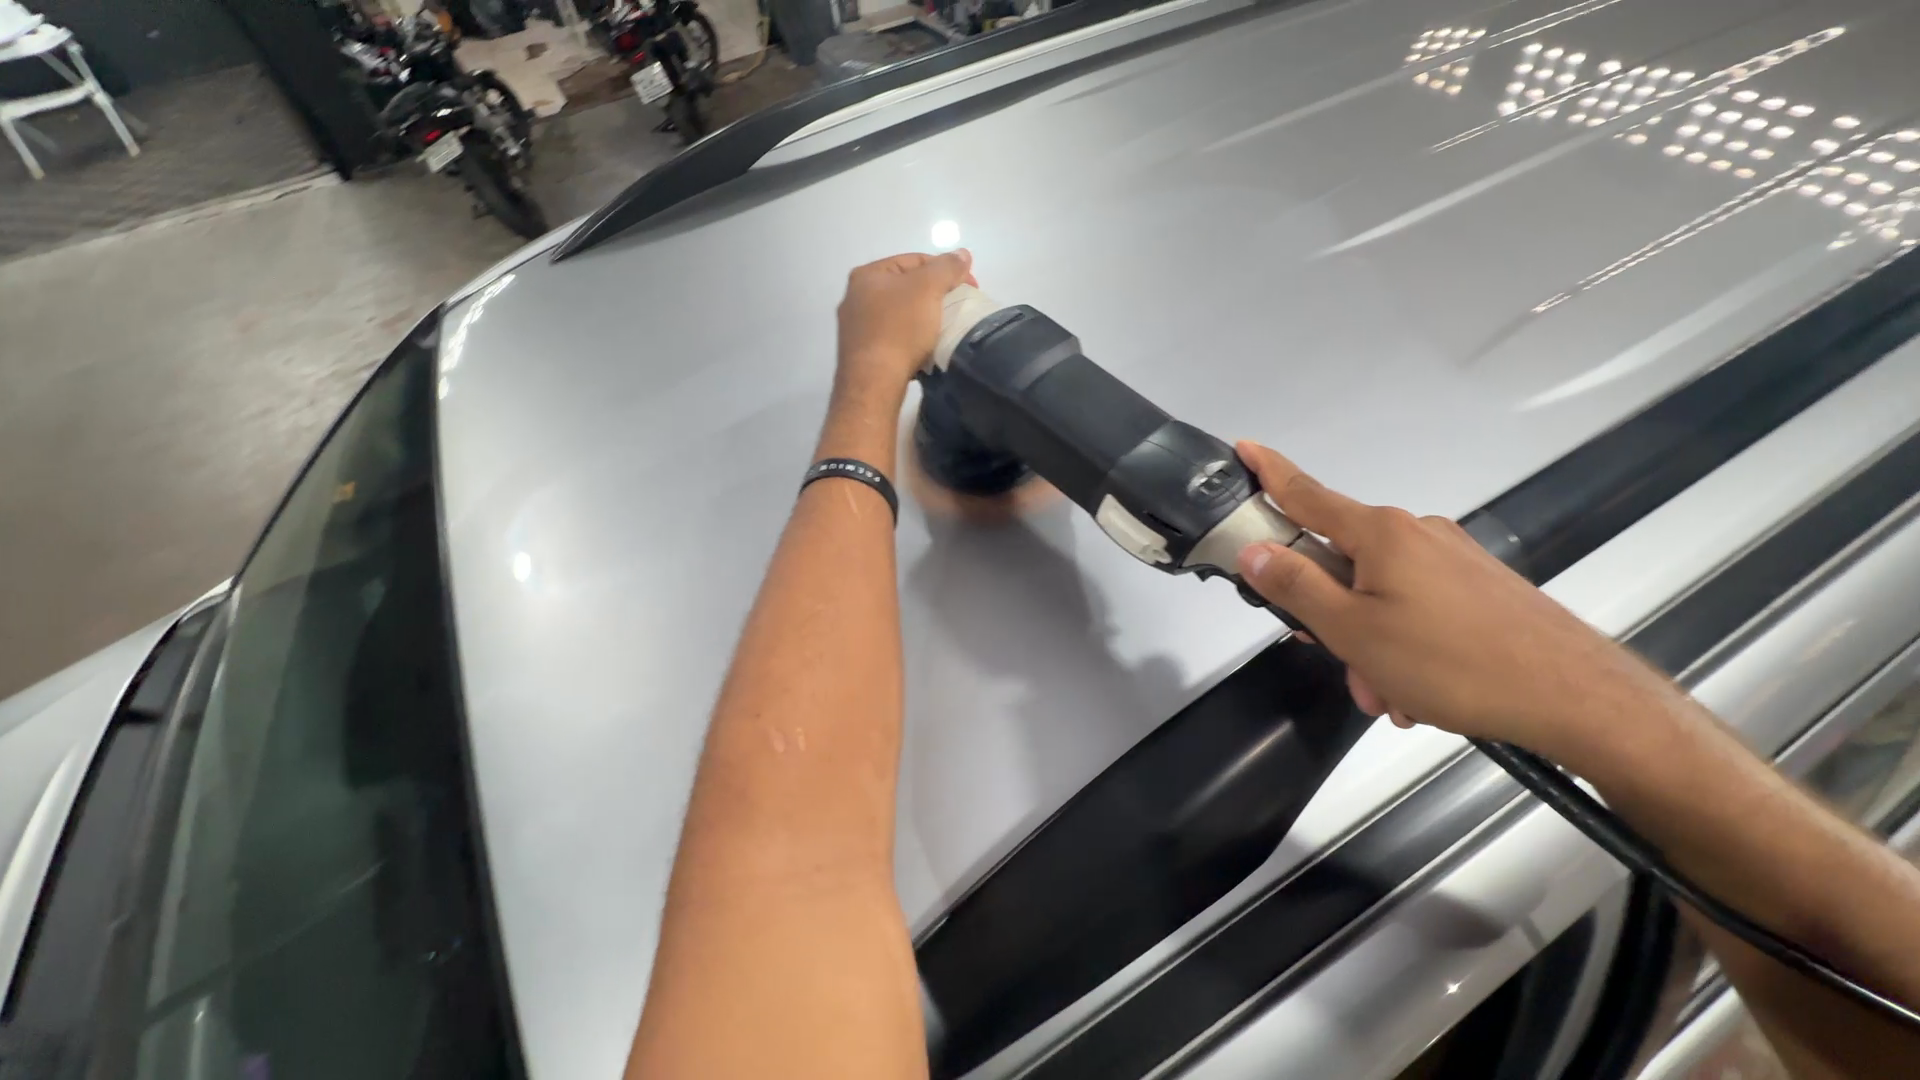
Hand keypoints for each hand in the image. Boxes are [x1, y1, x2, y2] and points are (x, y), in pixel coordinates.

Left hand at [835, 250, 973, 400]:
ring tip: (944, 330)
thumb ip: (946, 268)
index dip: (946, 270)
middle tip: (958, 308)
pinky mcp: (861, 355)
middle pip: (906, 287)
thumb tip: (962, 254)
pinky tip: (925, 349)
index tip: (970, 287)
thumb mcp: (928, 289)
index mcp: (867, 275)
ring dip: (924, 318)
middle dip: (935, 295)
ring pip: (900, 314)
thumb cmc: (899, 329)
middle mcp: (855, 298)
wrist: (874, 382)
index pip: (914, 261)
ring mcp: (855, 328)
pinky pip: (893, 338)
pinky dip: (911, 339)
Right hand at [1232, 441, 1682, 762]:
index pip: (1306, 494)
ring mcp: (1451, 558)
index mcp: (1380, 533)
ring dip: (1368, 642)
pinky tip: (1418, 688)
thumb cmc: (1451, 662)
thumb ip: (1296, 586)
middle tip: (1338, 661)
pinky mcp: (1478, 586)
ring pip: (1378, 593)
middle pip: (1341, 560)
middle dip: (1327, 612)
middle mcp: (1415, 533)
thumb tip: (1254, 551)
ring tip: (1390, 693)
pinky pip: (1416, 607)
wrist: (1576, 697)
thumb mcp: (1354, 630)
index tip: (1243, 447)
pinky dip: (1402, 644)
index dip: (1269, 473)